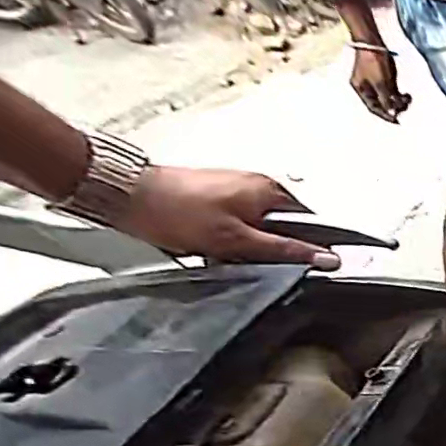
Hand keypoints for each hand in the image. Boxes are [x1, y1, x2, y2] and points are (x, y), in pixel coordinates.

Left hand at [116, 165, 339, 269]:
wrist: (119, 194)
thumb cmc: (172, 211)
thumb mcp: (239, 240)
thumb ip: (288, 250)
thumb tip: (326, 258)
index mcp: (272, 191)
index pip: (312, 225)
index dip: (303, 247)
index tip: (287, 260)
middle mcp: (257, 184)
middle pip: (283, 228)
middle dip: (267, 247)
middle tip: (242, 254)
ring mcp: (235, 186)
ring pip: (258, 228)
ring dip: (244, 243)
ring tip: (218, 246)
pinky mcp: (215, 193)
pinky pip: (237, 223)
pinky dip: (226, 236)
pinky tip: (206, 239)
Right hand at [350, 47, 410, 122]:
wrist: (374, 42)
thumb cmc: (374, 62)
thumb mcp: (380, 83)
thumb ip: (386, 99)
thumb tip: (391, 114)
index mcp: (361, 90)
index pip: (373, 108)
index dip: (385, 115)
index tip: (396, 121)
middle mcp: (368, 88)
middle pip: (382, 104)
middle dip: (394, 107)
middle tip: (404, 107)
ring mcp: (376, 83)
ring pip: (389, 98)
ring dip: (399, 102)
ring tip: (408, 99)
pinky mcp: (385, 78)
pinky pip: (393, 92)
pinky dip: (400, 95)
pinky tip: (408, 96)